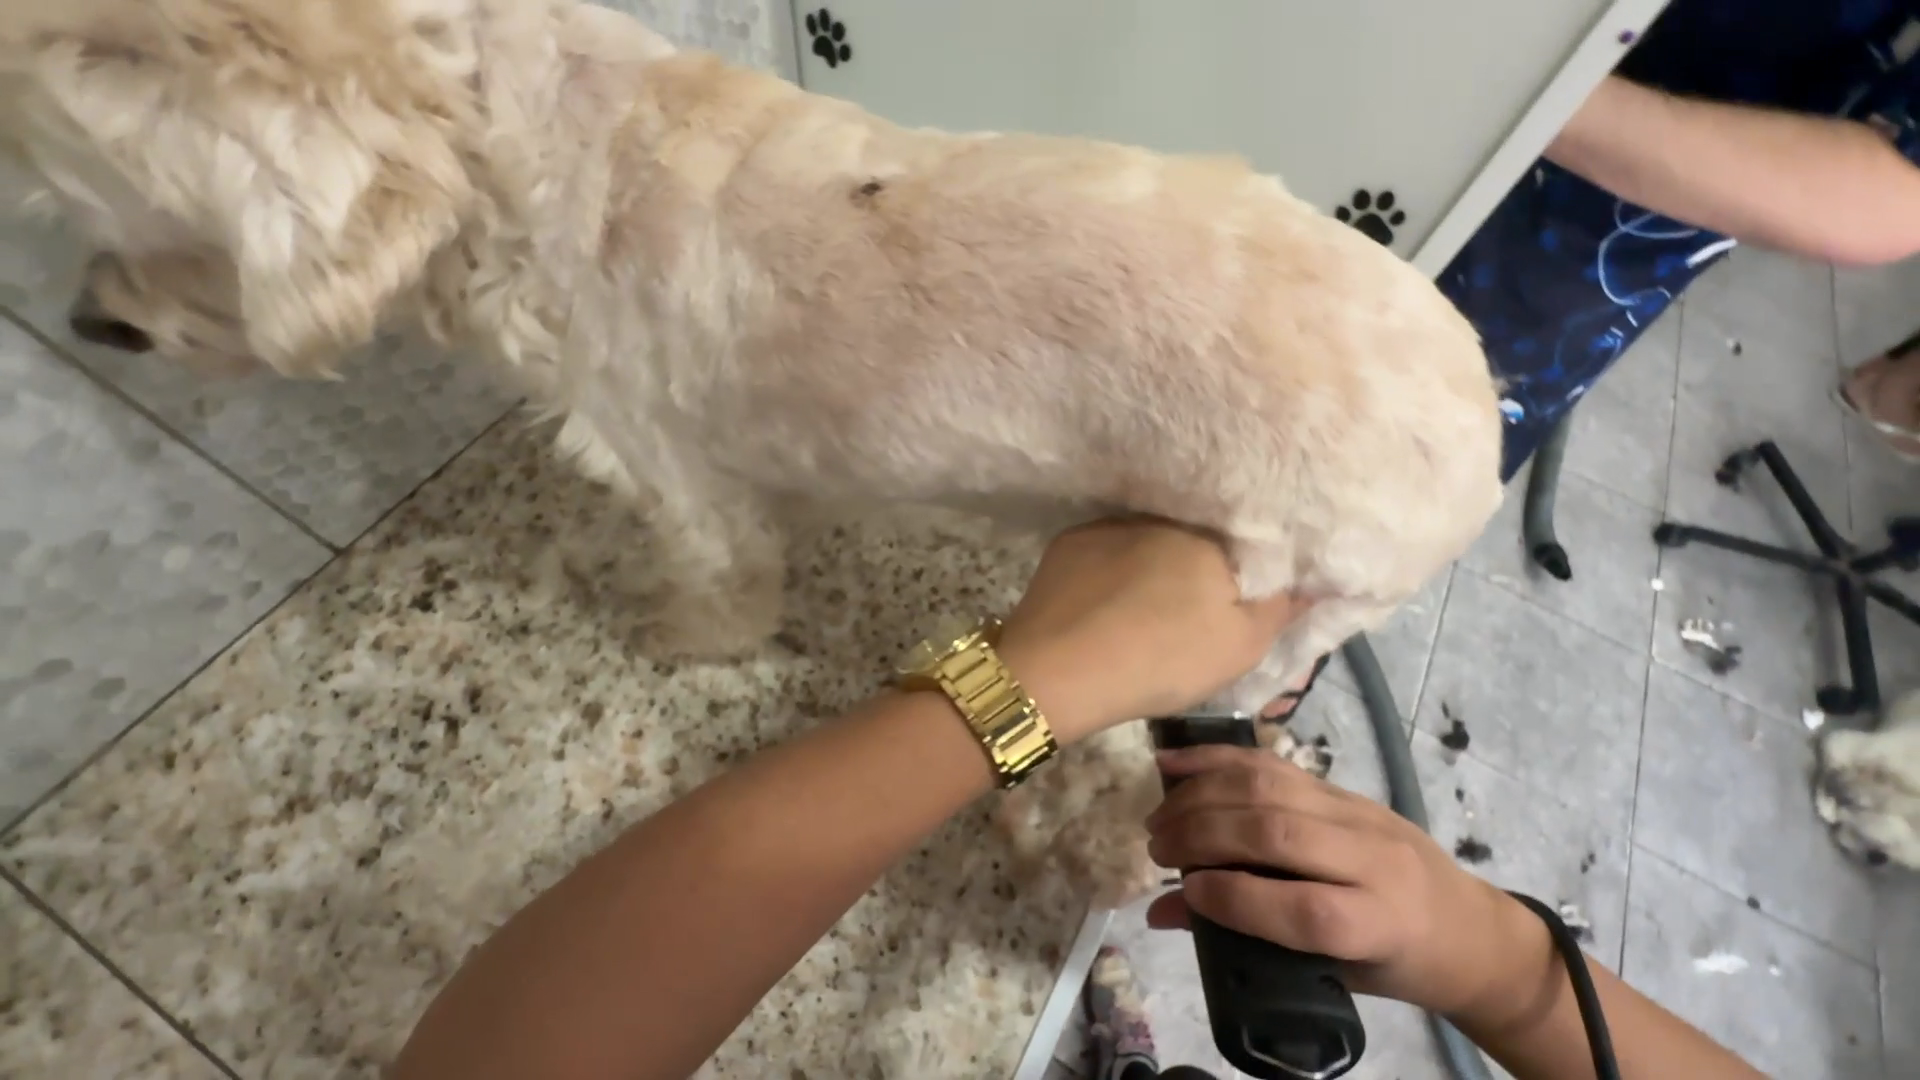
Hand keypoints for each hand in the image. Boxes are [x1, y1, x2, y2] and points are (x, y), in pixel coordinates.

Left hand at [994, 518, 1305, 741]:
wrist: (1058, 670)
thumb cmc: (1160, 660)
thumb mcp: (1239, 647)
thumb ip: (1281, 607)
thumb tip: (1317, 577)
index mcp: (1210, 539)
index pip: (1247, 543)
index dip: (1250, 570)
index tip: (1244, 597)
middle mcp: (1161, 518)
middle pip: (1195, 539)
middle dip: (1200, 566)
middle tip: (1193, 608)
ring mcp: (1110, 526)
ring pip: (1148, 541)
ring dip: (1154, 565)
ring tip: (1145, 603)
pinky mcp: (1070, 541)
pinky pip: (1108, 549)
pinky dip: (1114, 568)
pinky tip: (1106, 597)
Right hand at [1142, 744, 1548, 1022]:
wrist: (1468, 927)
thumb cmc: (1397, 965)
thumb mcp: (1332, 972)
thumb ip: (1248, 939)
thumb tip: (1160, 914)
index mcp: (1382, 925)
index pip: (1306, 908)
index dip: (1238, 898)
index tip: (1184, 890)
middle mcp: (1373, 860)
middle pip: (1279, 833)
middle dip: (1204, 835)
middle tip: (1157, 847)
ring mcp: (1357, 813)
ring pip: (1269, 787)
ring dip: (1202, 794)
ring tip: (1160, 814)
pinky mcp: (1341, 785)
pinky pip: (1272, 762)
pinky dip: (1217, 759)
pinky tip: (1176, 762)